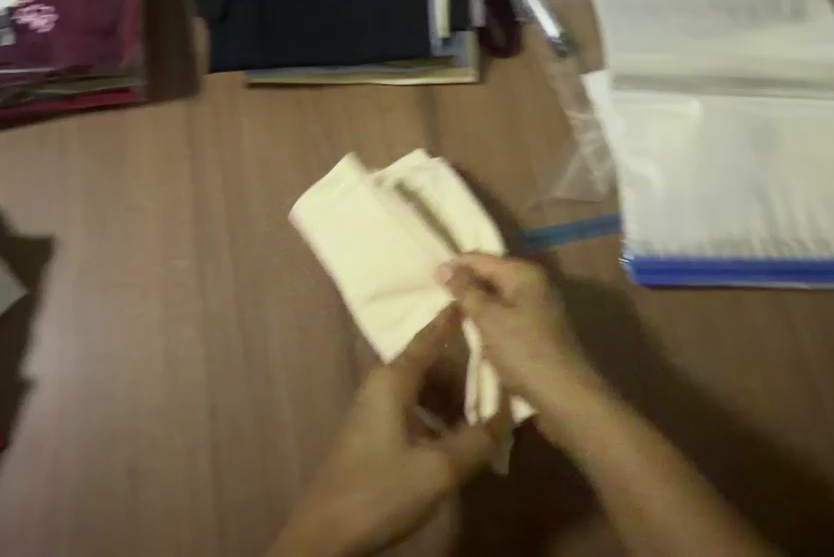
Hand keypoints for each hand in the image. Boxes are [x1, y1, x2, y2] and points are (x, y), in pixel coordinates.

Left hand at [269, 307, 507, 556]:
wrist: (327, 533)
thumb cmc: (382, 490)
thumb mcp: (439, 469)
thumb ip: (477, 440)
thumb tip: (506, 415)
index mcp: (394, 379)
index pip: (430, 337)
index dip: (452, 320)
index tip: (474, 299)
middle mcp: (383, 383)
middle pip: (431, 364)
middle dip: (464, 373)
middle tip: (498, 384)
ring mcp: (376, 407)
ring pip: (424, 388)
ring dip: (453, 399)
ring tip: (483, 418)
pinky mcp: (374, 431)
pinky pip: (414, 408)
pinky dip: (438, 416)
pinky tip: (457, 440)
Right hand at [437, 253, 604, 412]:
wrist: (565, 396)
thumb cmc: (524, 351)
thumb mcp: (489, 318)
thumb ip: (465, 290)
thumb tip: (444, 267)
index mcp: (524, 272)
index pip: (481, 258)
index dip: (455, 265)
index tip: (429, 277)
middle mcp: (534, 283)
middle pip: (491, 275)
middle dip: (465, 284)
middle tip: (435, 295)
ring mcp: (538, 308)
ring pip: (498, 297)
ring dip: (476, 304)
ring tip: (450, 312)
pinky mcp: (538, 330)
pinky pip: (506, 315)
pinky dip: (489, 320)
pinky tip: (474, 331)